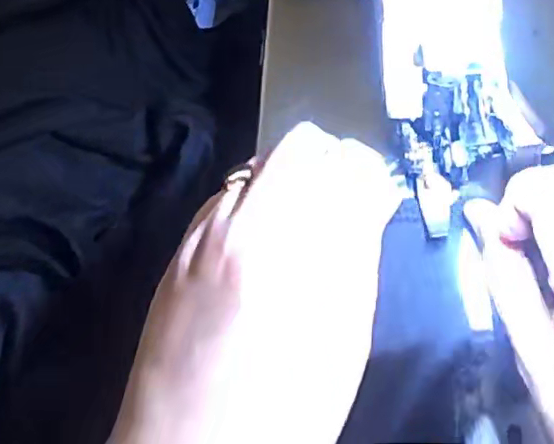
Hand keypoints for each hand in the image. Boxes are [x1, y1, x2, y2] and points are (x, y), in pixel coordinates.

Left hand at [109, 122, 400, 443]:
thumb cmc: (288, 408)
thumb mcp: (348, 329)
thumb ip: (361, 249)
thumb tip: (374, 198)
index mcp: (304, 248)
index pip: (350, 166)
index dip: (370, 171)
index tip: (375, 189)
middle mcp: (252, 227)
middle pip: (302, 145)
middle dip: (331, 160)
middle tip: (343, 193)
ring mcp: (208, 236)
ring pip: (260, 161)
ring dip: (291, 173)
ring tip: (303, 213)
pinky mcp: (178, 254)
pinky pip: (226, 193)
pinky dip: (253, 196)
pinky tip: (262, 233)